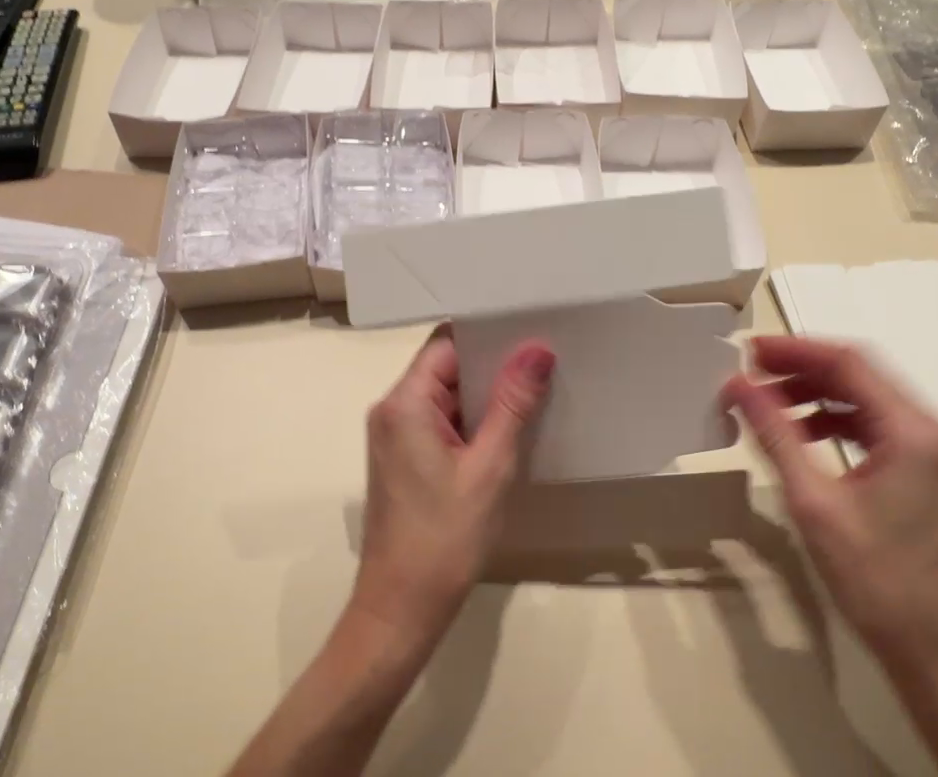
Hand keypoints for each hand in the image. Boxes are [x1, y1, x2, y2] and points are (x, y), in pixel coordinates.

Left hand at [351, 330, 554, 641]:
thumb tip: (537, 350)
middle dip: (492, 365)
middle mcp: (391, 411)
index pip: (446, 345)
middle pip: (445, 368)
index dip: (487, 335)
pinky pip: (440, 423)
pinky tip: (510, 428)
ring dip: (485, 397)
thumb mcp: (489, 467)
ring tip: (536, 389)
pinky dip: (472, 422)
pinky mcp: (403, 460)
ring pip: (445, 397)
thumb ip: (512, 405)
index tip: (531, 330)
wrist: (402, 607)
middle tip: (545, 359)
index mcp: (403, 403)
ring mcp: (394, 437)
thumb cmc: (445, 537)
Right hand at [722, 337, 937, 674]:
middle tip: (750, 377)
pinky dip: (838, 422)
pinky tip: (802, 435)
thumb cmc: (875, 579)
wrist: (934, 650)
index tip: (749, 352)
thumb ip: (776, 435)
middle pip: (863, 377)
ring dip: (818, 396)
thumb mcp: (814, 503)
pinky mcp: (932, 472)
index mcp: (918, 433)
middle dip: (803, 371)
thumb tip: (738, 385)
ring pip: (870, 401)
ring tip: (768, 406)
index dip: (796, 351)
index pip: (852, 364)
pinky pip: (880, 428)